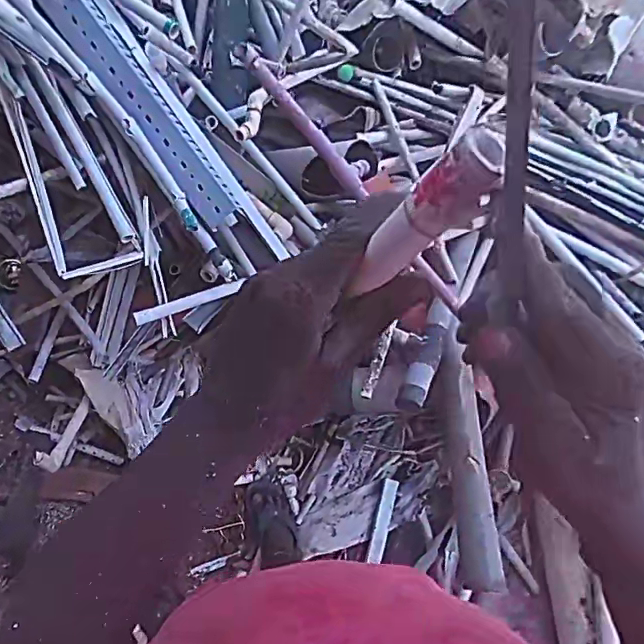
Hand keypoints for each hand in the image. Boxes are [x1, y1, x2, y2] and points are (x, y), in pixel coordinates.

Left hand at [196, 194, 429, 452]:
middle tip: (408, 281)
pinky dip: (328, 284)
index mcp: (299, 294)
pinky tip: (338, 315)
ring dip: (354, 273)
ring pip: (321, 258)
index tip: (421, 226)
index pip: (354, 235)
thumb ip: (374, 317)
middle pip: (339, 243)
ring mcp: (261, 281)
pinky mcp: (255, 291)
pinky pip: (301, 274)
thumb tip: (416, 285)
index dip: (393, 222)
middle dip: (379, 256)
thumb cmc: (274, 405)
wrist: (222, 421)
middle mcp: (276, 277)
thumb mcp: (334, 365)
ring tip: (373, 308)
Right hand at [462, 235, 643, 580]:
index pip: (560, 304)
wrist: (620, 512)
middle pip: (561, 303)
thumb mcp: (546, 438)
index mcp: (610, 366)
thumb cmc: (583, 482)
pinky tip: (507, 353)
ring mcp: (616, 357)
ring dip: (518, 318)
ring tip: (480, 340)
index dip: (529, 269)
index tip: (505, 232)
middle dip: (512, 298)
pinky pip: (564, 335)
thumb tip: (489, 333)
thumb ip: (520, 382)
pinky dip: (530, 335)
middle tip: (469, 318)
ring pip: (561, 317)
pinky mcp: (606, 367)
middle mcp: (619, 351)